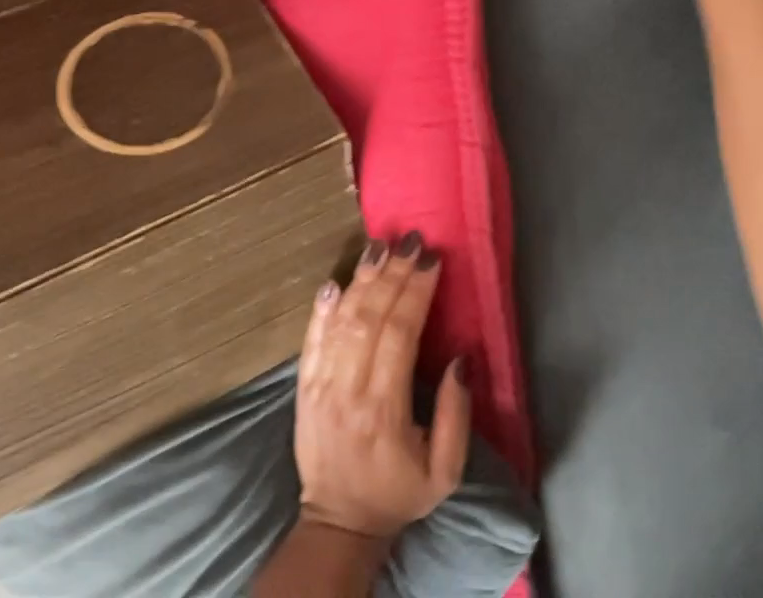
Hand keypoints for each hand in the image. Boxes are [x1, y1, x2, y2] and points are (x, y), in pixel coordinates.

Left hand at [294, 233, 469, 539]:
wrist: (338, 521)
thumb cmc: (398, 494)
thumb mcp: (445, 472)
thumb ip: (454, 414)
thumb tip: (459, 358)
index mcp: (384, 409)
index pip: (399, 333)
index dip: (416, 292)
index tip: (432, 260)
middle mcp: (347, 389)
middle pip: (369, 317)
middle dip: (393, 273)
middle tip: (411, 240)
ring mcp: (319, 385)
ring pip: (339, 320)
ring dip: (361, 279)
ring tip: (380, 246)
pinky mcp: (303, 386)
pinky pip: (310, 338)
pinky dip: (321, 307)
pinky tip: (335, 280)